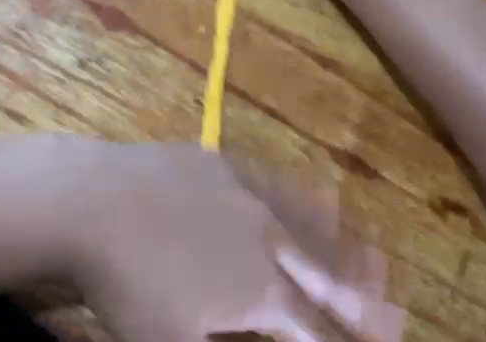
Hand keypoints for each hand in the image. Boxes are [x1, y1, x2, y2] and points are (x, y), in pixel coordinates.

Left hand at [49, 138, 404, 341]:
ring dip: (341, 245)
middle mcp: (265, 237)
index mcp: (259, 290)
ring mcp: (242, 192)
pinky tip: (312, 193)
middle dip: (361, 298)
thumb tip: (259, 341)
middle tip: (394, 312)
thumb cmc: (127, 285)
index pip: (315, 329)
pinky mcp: (217, 161)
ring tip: (372, 258)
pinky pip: (272, 180)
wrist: (91, 201)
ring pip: (305, 222)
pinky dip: (300, 195)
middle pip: (324, 273)